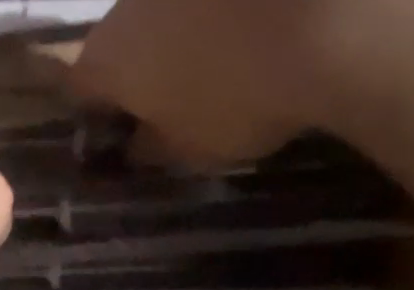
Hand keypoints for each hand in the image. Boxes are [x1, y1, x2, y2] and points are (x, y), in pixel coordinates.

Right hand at [73, 0, 322, 165]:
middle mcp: (130, 1)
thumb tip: (138, 142)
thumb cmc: (240, 98)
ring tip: (234, 52)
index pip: (80, 87)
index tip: (123, 131)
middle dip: (146, 63)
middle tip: (182, 95)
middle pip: (125, 37)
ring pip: (172, 6)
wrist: (333, 12)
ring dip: (190, 27)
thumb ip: (153, 147)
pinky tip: (266, 21)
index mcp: (107, 59)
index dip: (98, 111)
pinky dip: (233, 7)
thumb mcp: (190, 151)